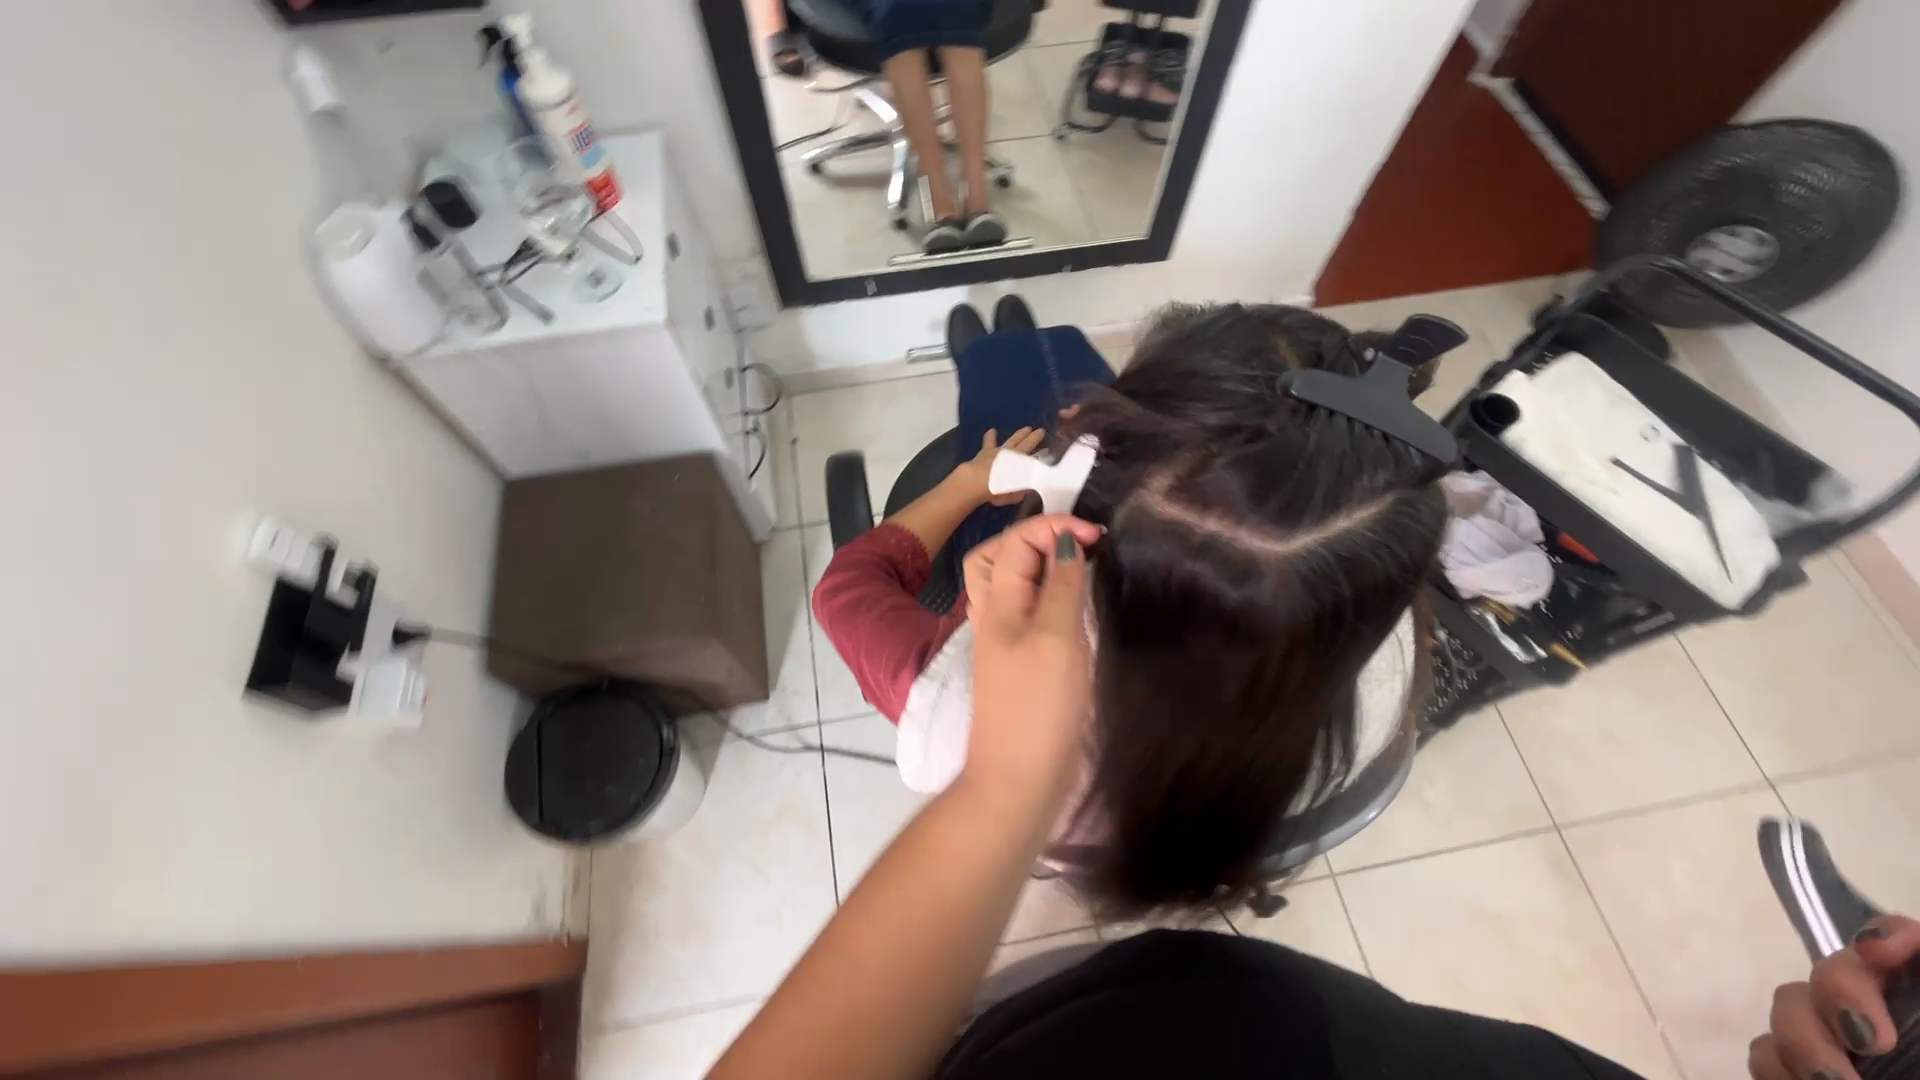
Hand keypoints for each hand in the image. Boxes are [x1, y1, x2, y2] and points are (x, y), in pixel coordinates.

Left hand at [952, 427, 1045, 506]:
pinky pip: (989, 441)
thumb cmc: (997, 490)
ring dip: (1019, 434)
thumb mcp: (1013, 495)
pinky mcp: (986, 451)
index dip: (1042, 454)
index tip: (1049, 449)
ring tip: (1026, 428)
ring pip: (1012, 440)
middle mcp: (1013, 455)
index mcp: (1021, 465)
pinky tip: (992, 430)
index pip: (1034, 459)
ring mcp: (999, 451)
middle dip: (1034, 438)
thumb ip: (1021, 491)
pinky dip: (990, 436)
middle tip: (1041, 430)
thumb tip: (1028, 489)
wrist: (977, 481)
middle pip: (1026, 445)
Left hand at [960, 514, 1103, 799]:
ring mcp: (1003, 640)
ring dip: (1039, 566)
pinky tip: (1071, 606)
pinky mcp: (1018, 663)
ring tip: (1076, 567)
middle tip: (1080, 544)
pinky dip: (1046, 596)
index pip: (1015, 541)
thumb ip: (1060, 585)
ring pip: (1010, 585)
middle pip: (998, 557)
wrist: (1018, 777)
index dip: (1053, 526)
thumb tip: (1066, 542)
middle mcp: (993, 614)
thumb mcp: (1055, 636)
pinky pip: (1026, 612)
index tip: (1097, 535)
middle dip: (1036, 538)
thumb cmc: (1039, 705)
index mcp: (996, 601)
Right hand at [1751, 915, 1919, 1079]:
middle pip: (1837, 970)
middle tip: (1868, 1042)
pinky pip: (1769, 1052)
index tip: (1882, 952)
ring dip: (1804, 1041)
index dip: (1893, 934)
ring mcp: (1846, 1051)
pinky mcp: (1807, 1075)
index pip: (1909, 943)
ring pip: (1792, 1008)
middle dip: (1837, 992)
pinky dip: (1777, 1068)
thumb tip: (1880, 953)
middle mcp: (1893, 1023)